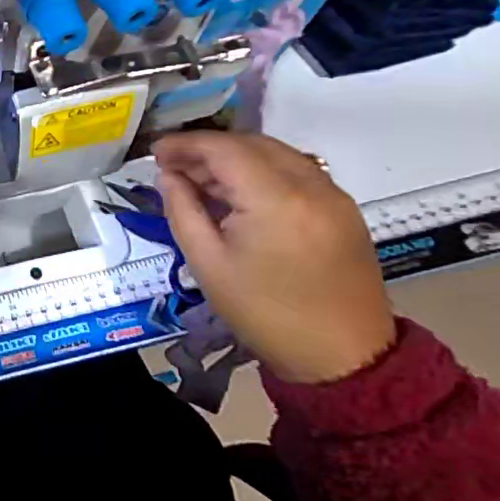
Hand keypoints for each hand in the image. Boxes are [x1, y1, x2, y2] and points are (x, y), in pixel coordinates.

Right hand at [152, 131, 395, 383]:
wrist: (341, 356)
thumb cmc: (264, 313)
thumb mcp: (207, 264)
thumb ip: (182, 210)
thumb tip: (169, 176)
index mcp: (275, 199)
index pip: (224, 149)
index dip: (185, 144)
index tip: (156, 153)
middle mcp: (311, 185)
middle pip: (250, 144)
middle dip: (208, 148)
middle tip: (173, 166)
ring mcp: (333, 194)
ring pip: (275, 153)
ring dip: (235, 157)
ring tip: (201, 180)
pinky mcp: (343, 208)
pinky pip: (296, 171)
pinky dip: (261, 171)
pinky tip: (239, 193)